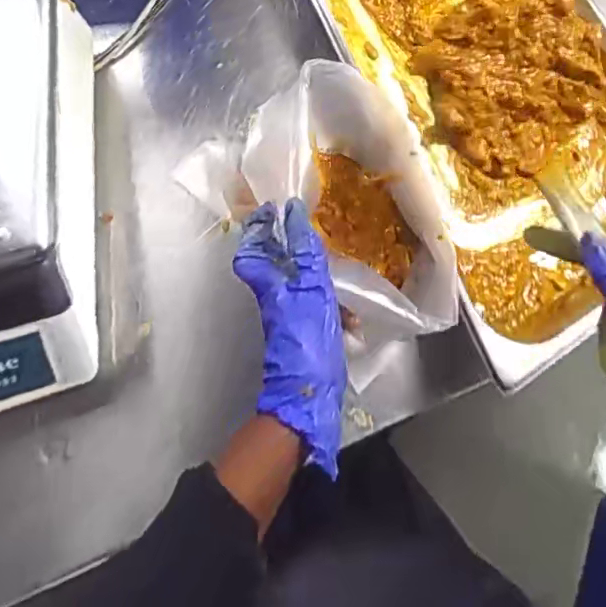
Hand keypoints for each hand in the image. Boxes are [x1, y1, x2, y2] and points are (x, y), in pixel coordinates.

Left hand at [233, 200, 345, 478]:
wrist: (309, 397)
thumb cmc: (307, 341)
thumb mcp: (309, 291)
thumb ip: (304, 254)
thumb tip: (292, 212)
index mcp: (272, 287)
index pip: (252, 252)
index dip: (258, 229)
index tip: (274, 209)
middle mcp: (278, 300)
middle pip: (280, 266)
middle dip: (299, 250)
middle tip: (318, 235)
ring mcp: (292, 318)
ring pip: (304, 287)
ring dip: (324, 282)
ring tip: (344, 285)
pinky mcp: (307, 334)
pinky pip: (320, 310)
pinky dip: (336, 310)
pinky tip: (352, 322)